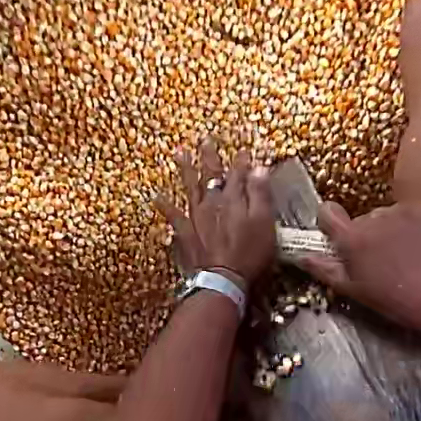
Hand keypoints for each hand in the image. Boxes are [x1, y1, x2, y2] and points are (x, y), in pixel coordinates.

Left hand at [156, 137, 274, 287]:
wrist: (223, 279)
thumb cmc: (249, 253)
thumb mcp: (264, 222)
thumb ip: (260, 194)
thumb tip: (259, 168)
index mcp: (234, 198)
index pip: (239, 173)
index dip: (242, 161)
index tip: (243, 150)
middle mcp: (212, 202)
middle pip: (211, 174)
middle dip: (210, 156)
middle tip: (205, 140)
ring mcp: (196, 217)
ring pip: (190, 187)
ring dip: (186, 169)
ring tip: (180, 153)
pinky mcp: (186, 233)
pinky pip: (173, 216)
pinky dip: (165, 206)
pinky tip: (156, 197)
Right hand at [300, 200, 420, 330]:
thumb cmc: (392, 298)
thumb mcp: (352, 289)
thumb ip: (324, 269)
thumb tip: (301, 255)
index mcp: (351, 238)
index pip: (327, 212)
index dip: (328, 220)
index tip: (334, 233)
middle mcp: (373, 217)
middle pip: (359, 219)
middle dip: (364, 234)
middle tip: (377, 260)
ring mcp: (401, 212)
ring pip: (385, 217)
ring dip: (387, 231)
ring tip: (401, 256)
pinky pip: (408, 215)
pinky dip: (410, 227)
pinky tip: (417, 248)